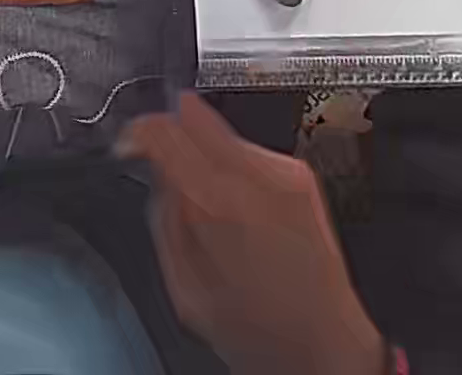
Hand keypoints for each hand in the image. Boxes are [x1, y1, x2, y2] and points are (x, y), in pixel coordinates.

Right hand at [120, 93, 386, 374]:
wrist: (330, 348)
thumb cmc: (259, 331)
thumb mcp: (185, 289)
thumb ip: (163, 219)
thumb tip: (155, 173)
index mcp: (214, 205)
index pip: (164, 131)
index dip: (139, 131)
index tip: (131, 142)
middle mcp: (249, 177)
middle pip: (193, 113)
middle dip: (169, 128)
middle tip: (159, 152)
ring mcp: (279, 172)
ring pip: (218, 129)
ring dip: (201, 149)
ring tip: (208, 197)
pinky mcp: (299, 175)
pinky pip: (246, 149)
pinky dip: (232, 164)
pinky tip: (238, 203)